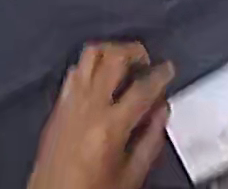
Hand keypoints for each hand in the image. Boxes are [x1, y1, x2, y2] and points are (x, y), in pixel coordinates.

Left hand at [27, 41, 175, 188]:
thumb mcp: (130, 178)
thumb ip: (150, 142)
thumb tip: (162, 109)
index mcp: (110, 126)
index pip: (142, 88)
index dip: (160, 75)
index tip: (169, 69)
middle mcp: (89, 105)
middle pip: (114, 58)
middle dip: (135, 51)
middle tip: (146, 60)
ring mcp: (70, 100)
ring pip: (91, 54)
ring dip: (111, 50)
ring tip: (124, 60)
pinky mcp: (58, 104)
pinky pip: (75, 70)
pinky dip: (90, 65)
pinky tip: (99, 75)